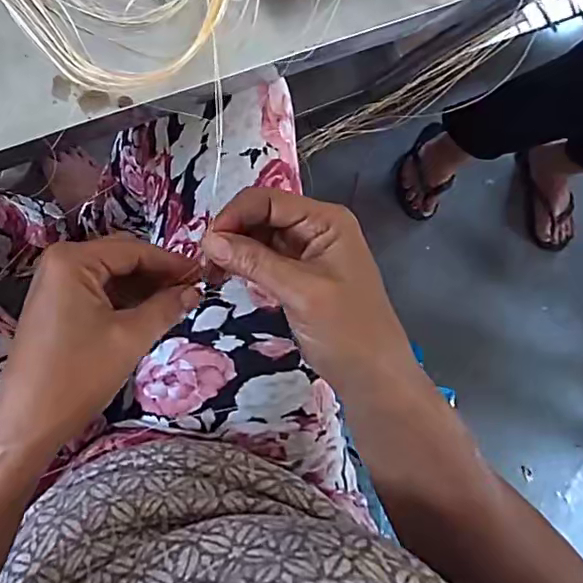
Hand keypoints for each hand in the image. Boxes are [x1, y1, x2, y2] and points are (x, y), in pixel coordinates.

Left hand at [0, 234, 201, 457]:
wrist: (28, 417)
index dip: (169, 261)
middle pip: (118, 257)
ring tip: (177, 302)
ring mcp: (53, 280)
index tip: (202, 273)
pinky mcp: (53, 301)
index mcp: (72, 258)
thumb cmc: (78, 374)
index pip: (131, 249)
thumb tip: (193, 290)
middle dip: (155, 272)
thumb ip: (164, 308)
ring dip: (140, 286)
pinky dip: (121, 298)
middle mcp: (59, 260)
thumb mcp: (129, 338)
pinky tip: (147, 311)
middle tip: (193, 289)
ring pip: (107, 274)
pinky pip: (94, 289)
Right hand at [201, 188, 419, 393]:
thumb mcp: (300, 293)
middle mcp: (313, 227)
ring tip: (211, 271)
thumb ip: (254, 261)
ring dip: (230, 249)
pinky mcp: (293, 270)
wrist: (376, 383)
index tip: (208, 242)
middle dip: (229, 233)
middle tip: (205, 261)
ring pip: (253, 234)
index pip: (267, 200)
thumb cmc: (349, 333)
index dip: (234, 215)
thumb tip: (208, 240)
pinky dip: (239, 263)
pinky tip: (225, 276)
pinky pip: (257, 255)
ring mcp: (303, 249)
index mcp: (325, 220)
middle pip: (257, 214)